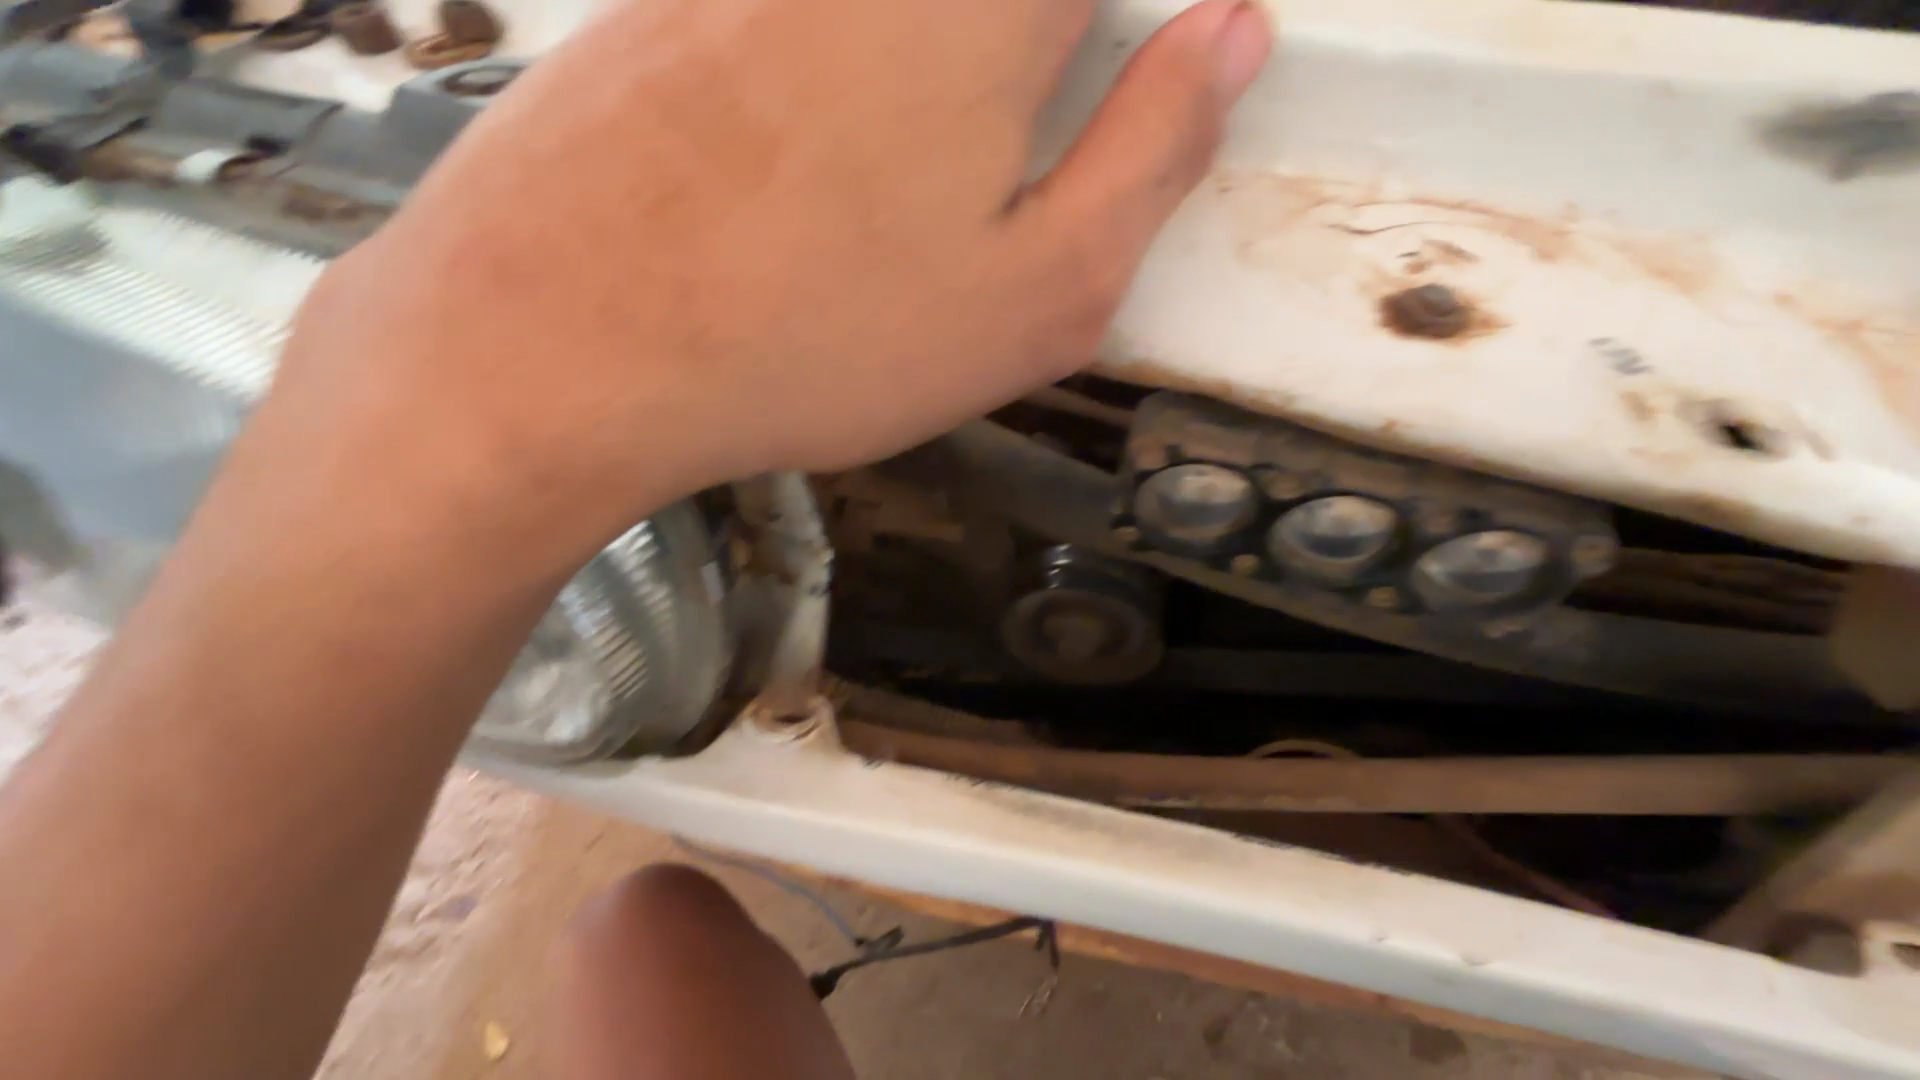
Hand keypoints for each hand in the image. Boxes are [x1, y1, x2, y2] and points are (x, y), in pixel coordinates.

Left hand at [278, 0, 1270, 564]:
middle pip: (1007, 13)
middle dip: (1041, 64)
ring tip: (897, 204)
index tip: (1150, 71)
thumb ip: (1155, 156)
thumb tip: (1229, 35)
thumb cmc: (824, 337)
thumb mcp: (1038, 295)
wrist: (564, 343)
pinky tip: (805, 171)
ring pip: (910, 29)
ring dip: (939, 103)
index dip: (1150, 29)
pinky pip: (803, 26)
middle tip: (1039, 123)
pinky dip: (845, 77)